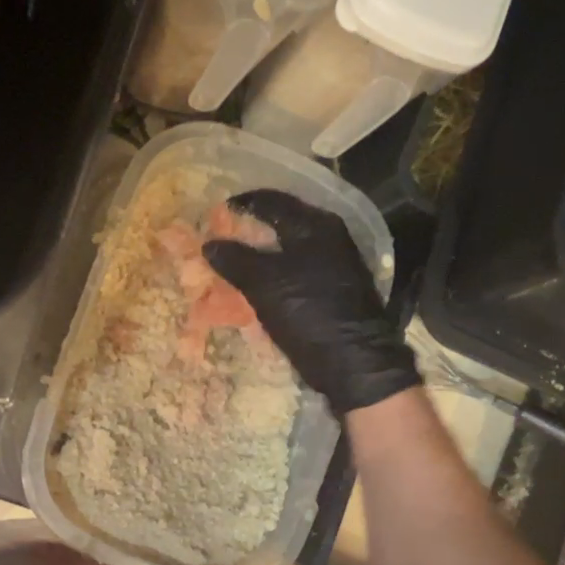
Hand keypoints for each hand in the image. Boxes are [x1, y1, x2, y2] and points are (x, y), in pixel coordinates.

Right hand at [203, 189, 420, 414]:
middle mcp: (330, 238)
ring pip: (289, 250)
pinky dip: (274, 274)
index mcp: (316, 226)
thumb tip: (209, 244)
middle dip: (251, 230)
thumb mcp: (265, 285)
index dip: (243, 203)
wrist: (354, 363)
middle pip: (283, 223)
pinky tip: (258, 287)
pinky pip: (295, 273)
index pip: (274, 201)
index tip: (217, 210)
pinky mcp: (333, 291)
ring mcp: (334, 265)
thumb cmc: (309, 314)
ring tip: (234, 262)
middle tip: (223, 237)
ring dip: (262, 254)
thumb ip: (236, 260)